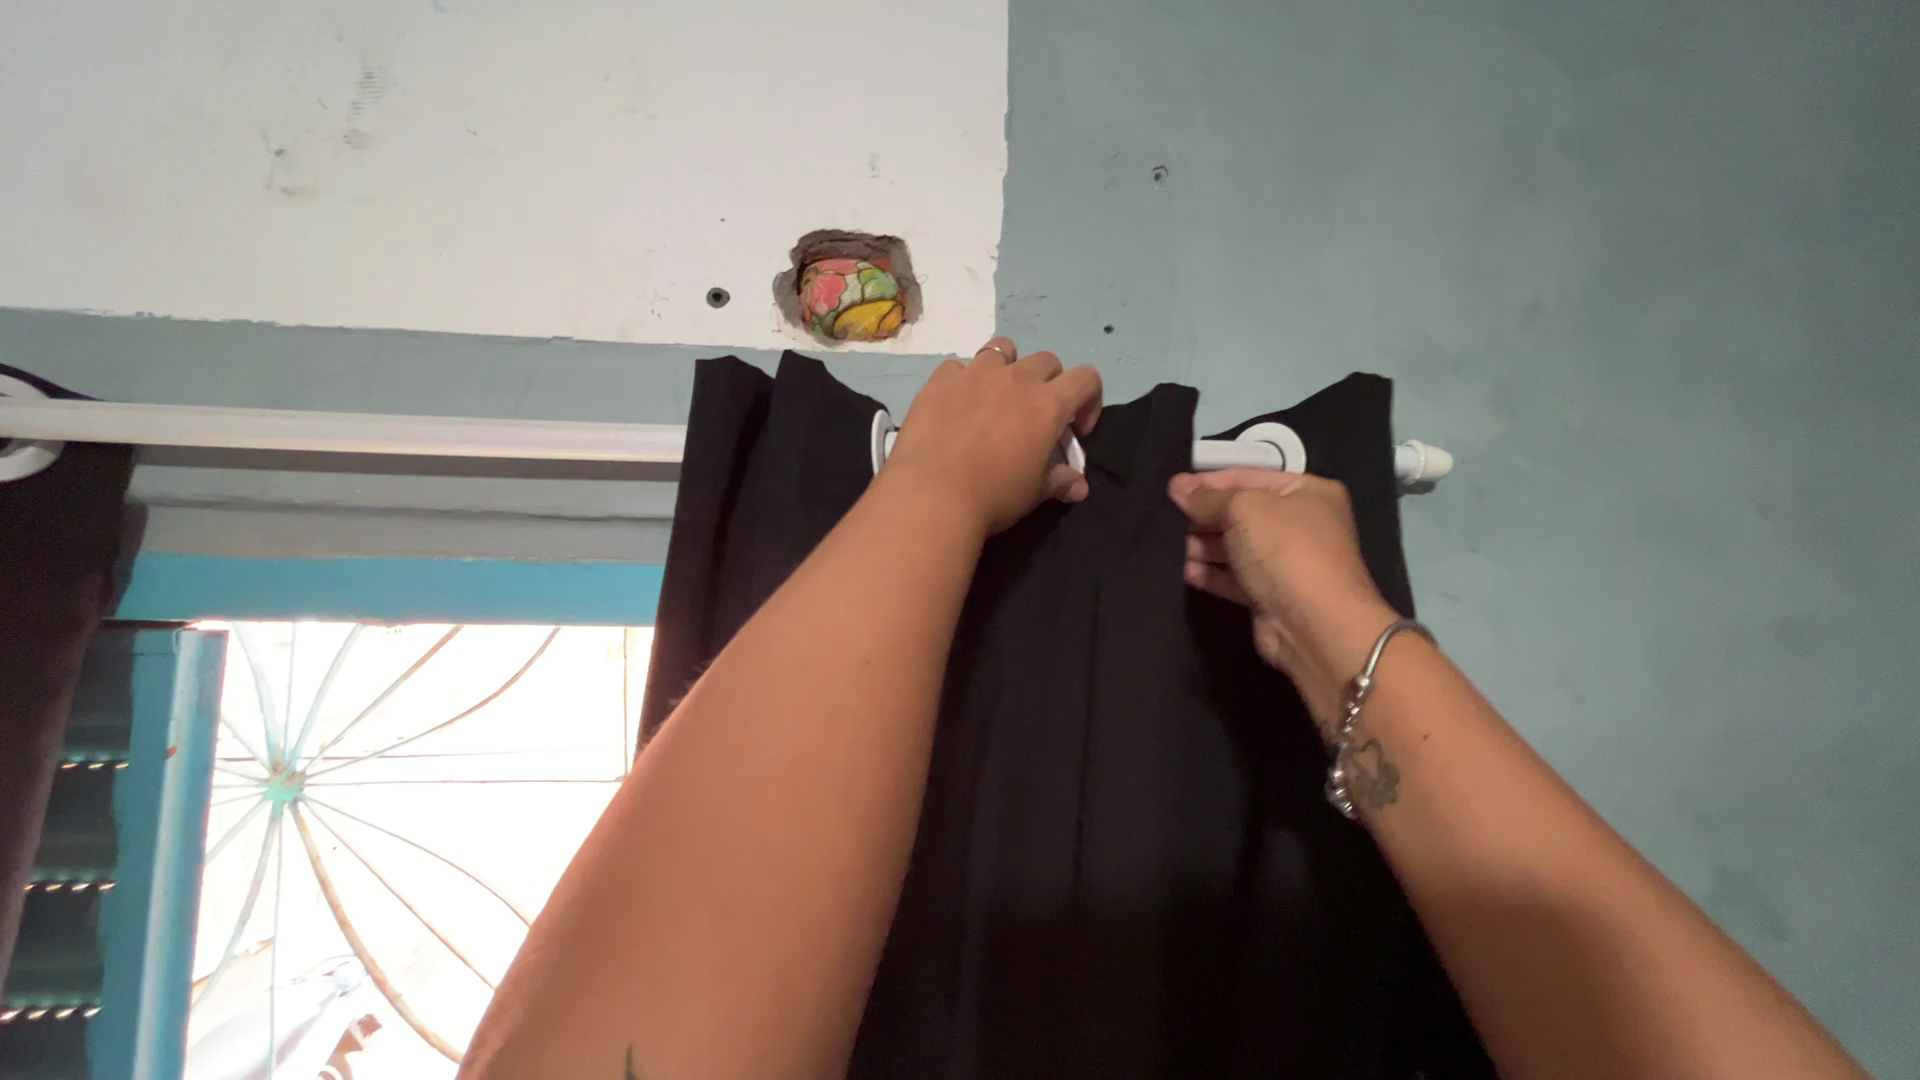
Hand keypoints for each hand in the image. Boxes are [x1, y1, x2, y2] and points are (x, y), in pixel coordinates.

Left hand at [884, 338, 1102, 534]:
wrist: (932, 495)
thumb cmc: (993, 496)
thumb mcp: (1034, 493)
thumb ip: (1060, 481)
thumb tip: (1079, 487)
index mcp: (1048, 404)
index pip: (1087, 378)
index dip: (1089, 401)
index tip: (1075, 431)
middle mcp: (1016, 379)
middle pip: (1047, 361)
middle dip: (1049, 384)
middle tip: (1034, 417)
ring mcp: (975, 374)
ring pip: (1002, 349)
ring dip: (1008, 368)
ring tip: (996, 397)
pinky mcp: (940, 380)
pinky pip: (957, 367)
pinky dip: (963, 381)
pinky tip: (956, 406)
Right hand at [1169, 469, 1401, 727]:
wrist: (1315, 625)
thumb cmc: (1285, 551)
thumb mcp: (1244, 509)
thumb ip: (1207, 497)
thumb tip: (1177, 487)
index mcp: (1305, 492)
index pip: (1248, 476)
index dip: (1208, 482)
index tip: (1171, 490)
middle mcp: (1298, 523)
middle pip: (1239, 512)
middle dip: (1203, 516)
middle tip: (1166, 520)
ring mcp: (1284, 561)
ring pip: (1233, 546)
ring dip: (1201, 545)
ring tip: (1171, 547)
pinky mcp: (1268, 594)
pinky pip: (1232, 577)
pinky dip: (1209, 573)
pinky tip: (1186, 571)